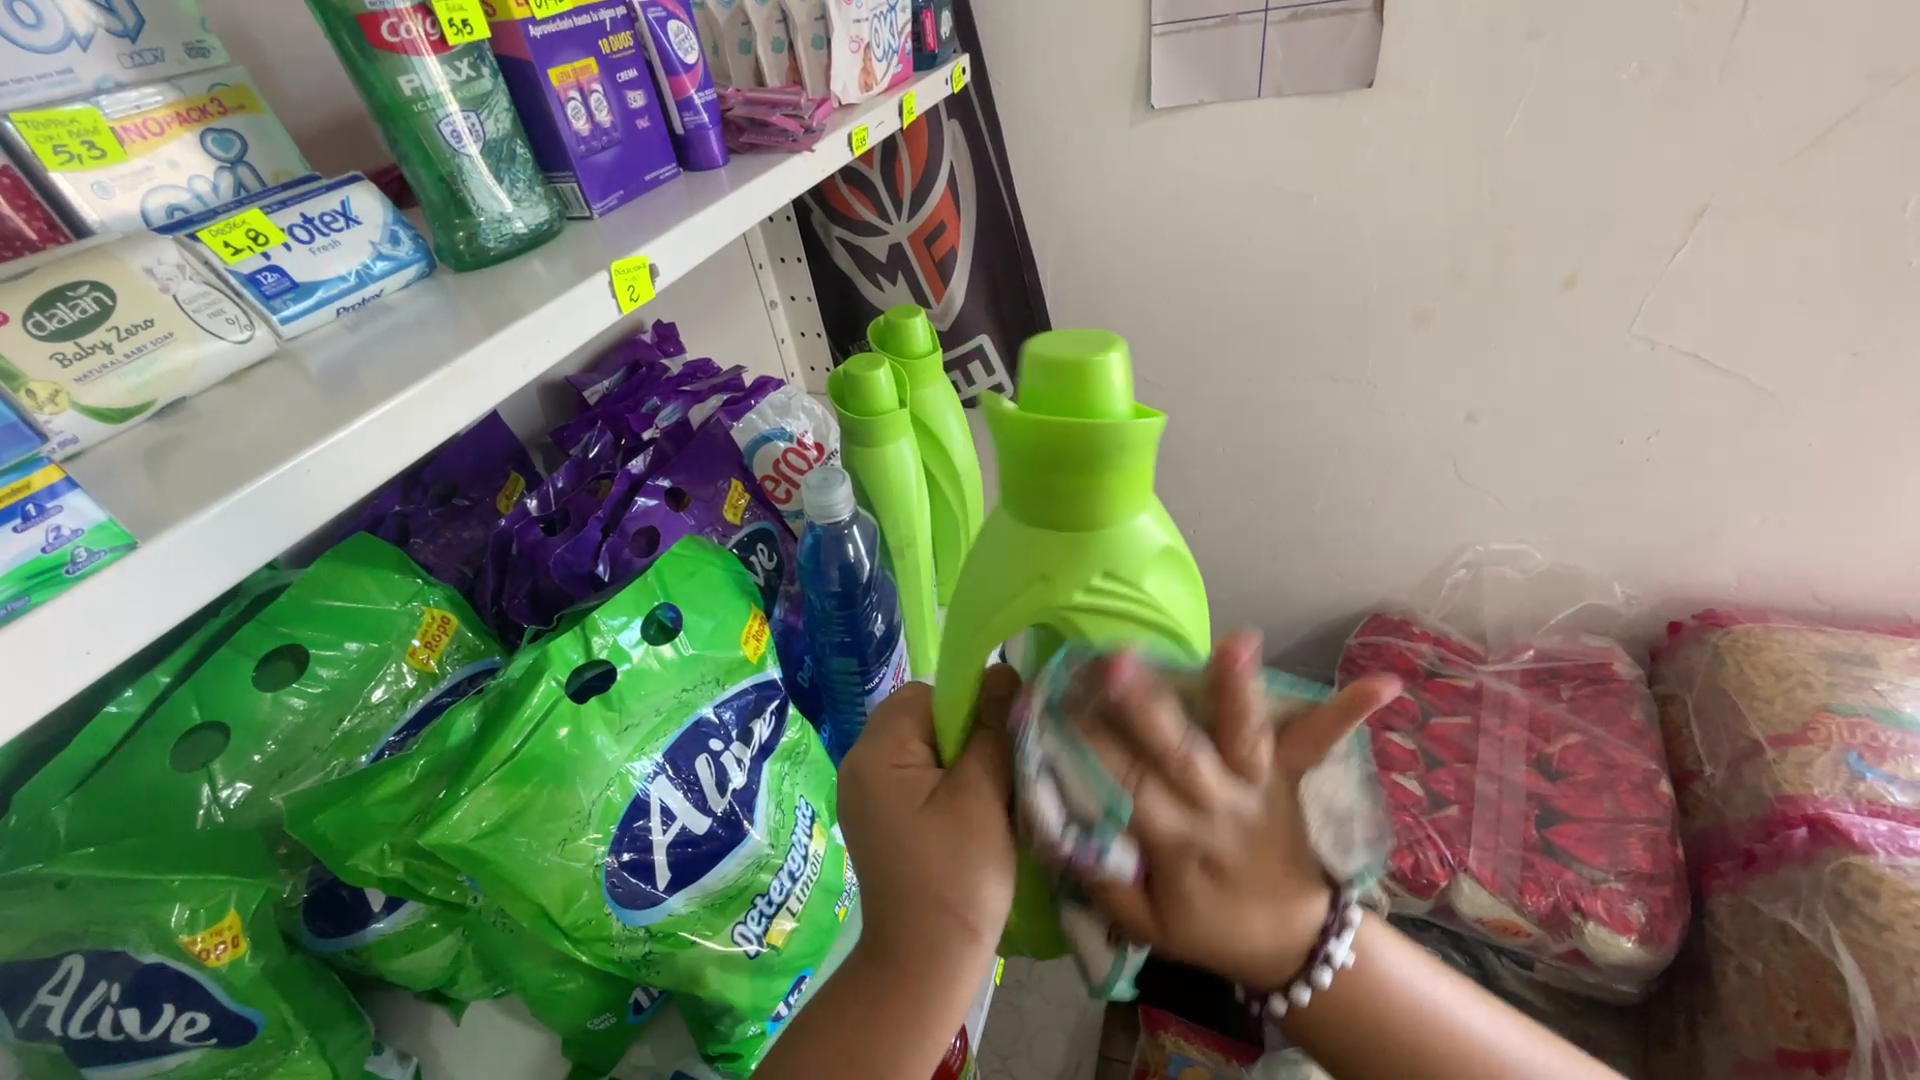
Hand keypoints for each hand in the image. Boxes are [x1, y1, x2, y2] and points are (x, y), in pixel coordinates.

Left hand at [836, 667, 1020, 971]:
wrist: (926, 964)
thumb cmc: (958, 875)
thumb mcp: (984, 793)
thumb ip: (993, 727)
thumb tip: (1003, 670)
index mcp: (877, 752)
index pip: (929, 694)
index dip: (970, 709)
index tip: (999, 745)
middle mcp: (860, 763)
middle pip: (923, 717)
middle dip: (965, 736)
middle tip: (996, 775)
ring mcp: (865, 793)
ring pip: (924, 748)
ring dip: (960, 762)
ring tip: (986, 798)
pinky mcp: (879, 818)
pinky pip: (916, 777)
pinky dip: (945, 785)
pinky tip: (968, 816)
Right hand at [1072, 630, 1401, 988]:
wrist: (1296, 946)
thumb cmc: (1211, 930)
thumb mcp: (1148, 928)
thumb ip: (1105, 883)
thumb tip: (1059, 829)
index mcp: (1178, 842)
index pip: (1125, 785)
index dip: (1089, 745)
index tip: (1056, 701)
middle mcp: (1218, 807)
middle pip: (1175, 752)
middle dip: (1143, 706)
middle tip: (1113, 661)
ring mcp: (1261, 788)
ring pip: (1244, 736)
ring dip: (1238, 689)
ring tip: (1238, 641)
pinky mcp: (1294, 780)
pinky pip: (1316, 744)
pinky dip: (1345, 714)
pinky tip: (1382, 683)